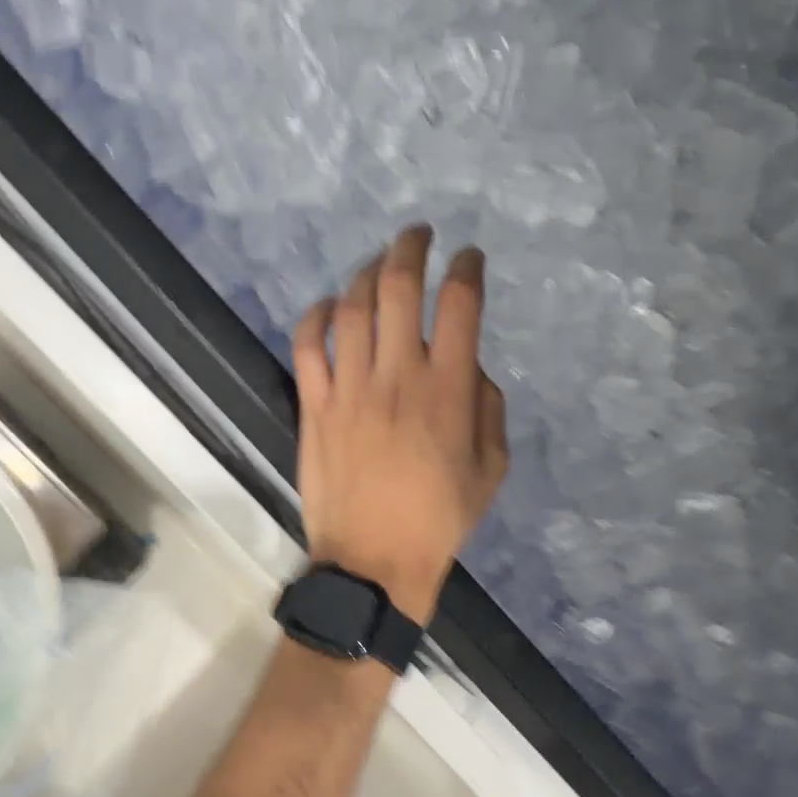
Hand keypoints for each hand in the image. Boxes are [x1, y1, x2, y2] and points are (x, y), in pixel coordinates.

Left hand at [291, 226, 509, 622]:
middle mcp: (397, 377)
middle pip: (398, 290)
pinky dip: (315, 316)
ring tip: (377, 265)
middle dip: (409, 250)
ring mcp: (349, 389)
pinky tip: (328, 305)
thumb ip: (488, 408)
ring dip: (364, 275)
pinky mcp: (314, 405)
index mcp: (447, 391)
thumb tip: (469, 367)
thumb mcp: (490, 469)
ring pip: (351, 309)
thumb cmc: (439, 519)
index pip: (459, 306)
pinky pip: (307, 346)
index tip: (468, 257)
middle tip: (416, 236)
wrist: (373, 561)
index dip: (466, 269)